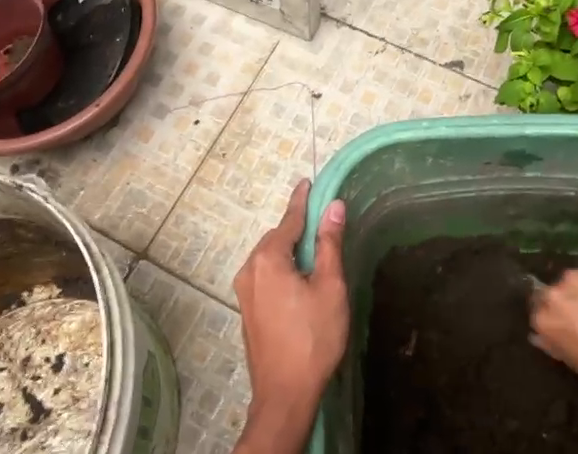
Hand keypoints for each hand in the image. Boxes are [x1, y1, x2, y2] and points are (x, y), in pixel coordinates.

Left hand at [235, 180, 348, 411]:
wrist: (284, 395)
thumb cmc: (313, 338)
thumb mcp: (329, 286)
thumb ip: (329, 244)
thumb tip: (333, 206)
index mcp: (268, 259)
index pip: (289, 220)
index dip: (302, 201)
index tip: (308, 182)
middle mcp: (249, 269)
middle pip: (276, 237)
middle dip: (297, 227)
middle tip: (321, 221)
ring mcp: (244, 292)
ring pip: (269, 257)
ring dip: (290, 249)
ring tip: (315, 250)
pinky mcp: (247, 310)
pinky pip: (265, 275)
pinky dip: (282, 267)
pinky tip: (299, 278)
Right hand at [530, 260, 577, 398]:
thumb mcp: (577, 363)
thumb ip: (555, 344)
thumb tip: (540, 335)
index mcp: (545, 321)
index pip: (541, 314)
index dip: (558, 320)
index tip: (571, 327)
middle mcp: (553, 293)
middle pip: (556, 293)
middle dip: (569, 302)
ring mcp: (575, 275)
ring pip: (576, 280)